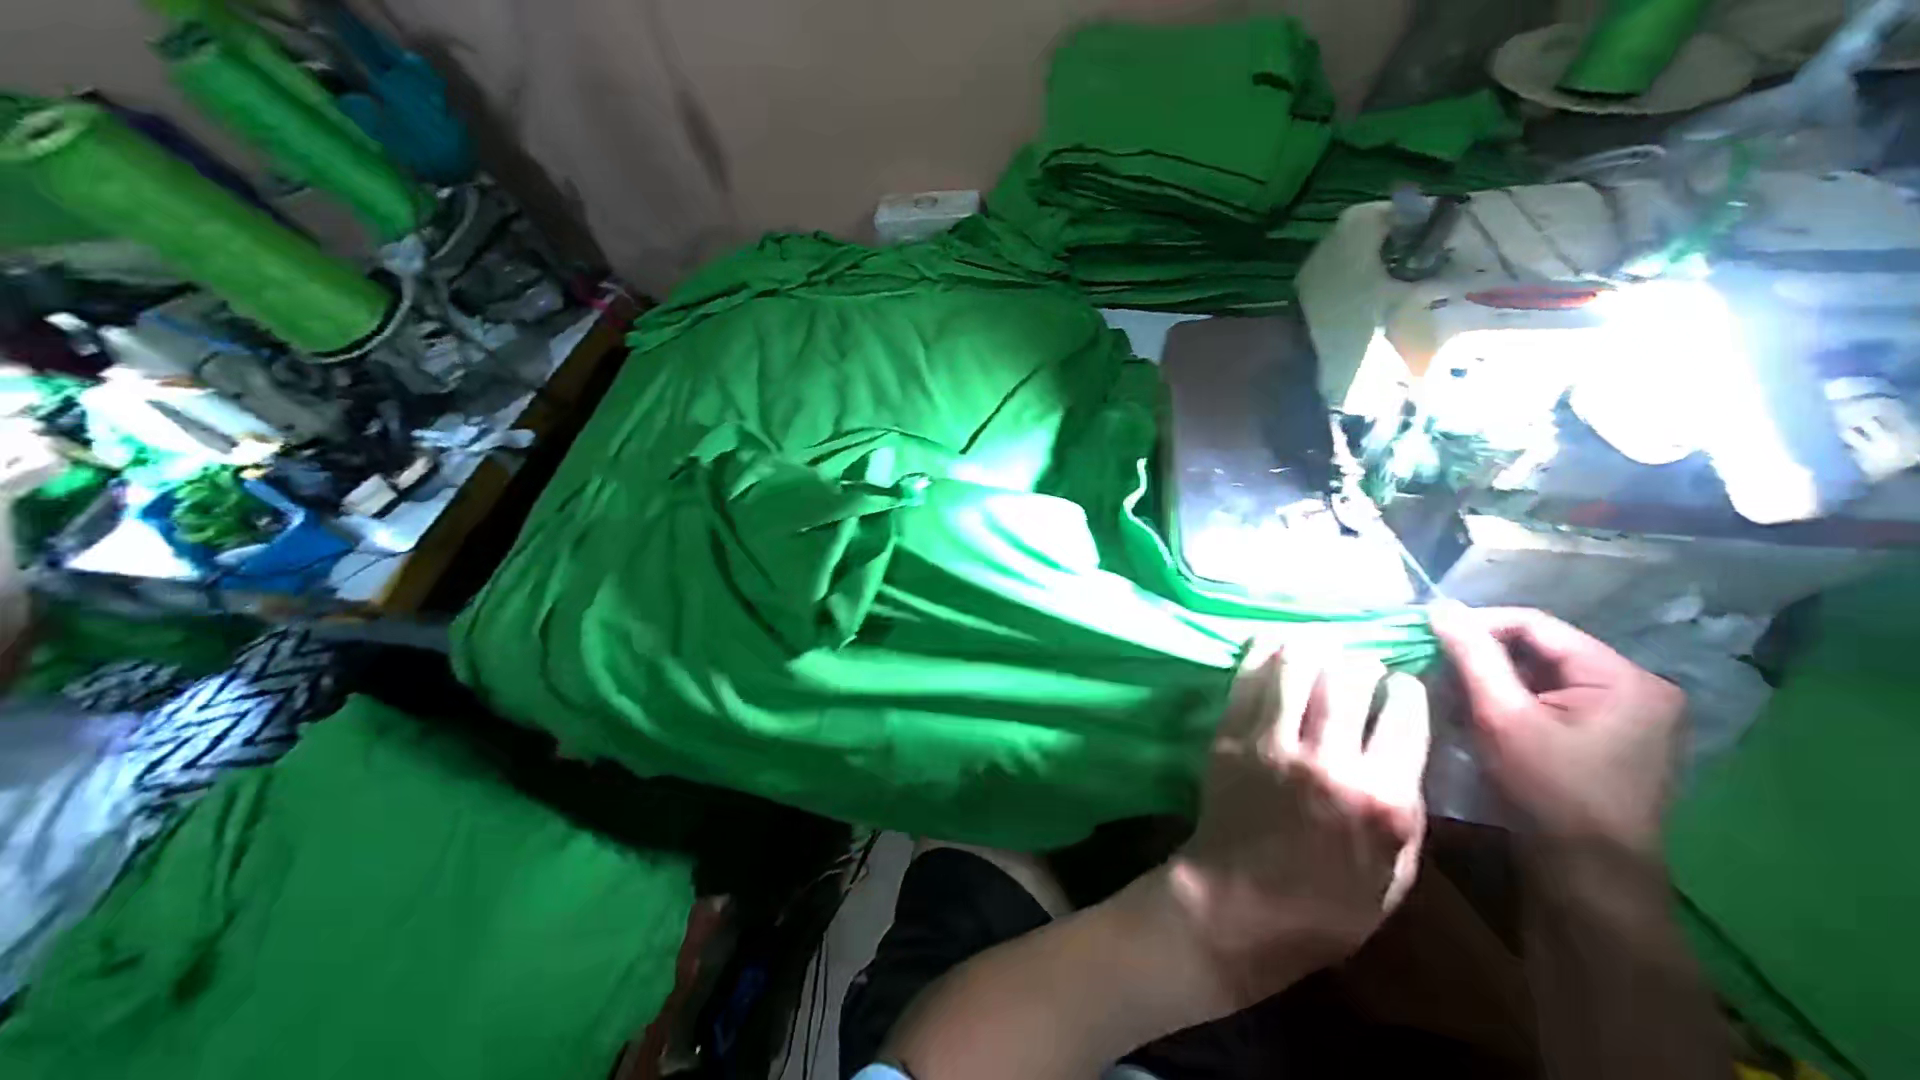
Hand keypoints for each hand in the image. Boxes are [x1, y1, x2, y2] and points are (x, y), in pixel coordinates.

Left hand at [1159, 644, 1430, 1008]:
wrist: (1235, 907)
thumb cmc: (1326, 906)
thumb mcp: (1397, 872)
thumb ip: (1408, 802)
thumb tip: (1405, 740)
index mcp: (1382, 797)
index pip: (1405, 708)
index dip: (1405, 688)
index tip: (1398, 688)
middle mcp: (1328, 759)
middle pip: (1350, 673)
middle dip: (1361, 664)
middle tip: (1357, 671)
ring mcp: (1271, 742)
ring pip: (1297, 661)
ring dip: (1314, 649)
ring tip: (1319, 652)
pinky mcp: (1229, 735)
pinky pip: (1249, 674)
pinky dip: (1267, 651)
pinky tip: (1278, 647)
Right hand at [1429, 604, 1684, 854]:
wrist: (1588, 876)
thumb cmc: (1547, 793)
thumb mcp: (1501, 718)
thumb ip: (1471, 657)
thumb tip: (1439, 607)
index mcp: (1625, 678)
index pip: (1535, 625)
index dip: (1476, 623)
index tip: (1425, 633)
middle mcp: (1638, 688)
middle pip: (1540, 649)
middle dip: (1482, 655)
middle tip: (1432, 664)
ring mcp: (1630, 715)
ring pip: (1542, 674)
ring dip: (1493, 678)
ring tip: (1448, 689)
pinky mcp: (1613, 737)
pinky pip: (1552, 698)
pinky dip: (1512, 699)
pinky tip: (1478, 713)